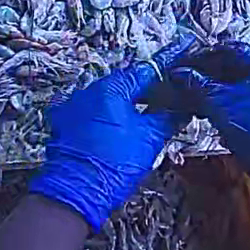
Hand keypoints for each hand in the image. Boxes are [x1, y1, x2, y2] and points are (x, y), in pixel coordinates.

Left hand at [28, 38, 196, 229]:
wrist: (76, 191)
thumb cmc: (114, 163)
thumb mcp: (149, 139)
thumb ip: (168, 119)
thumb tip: (184, 109)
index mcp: (111, 88)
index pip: (145, 71)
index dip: (165, 68)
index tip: (180, 57)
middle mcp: (89, 92)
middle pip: (126, 84)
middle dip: (148, 91)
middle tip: (170, 97)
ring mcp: (74, 108)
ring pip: (109, 99)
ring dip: (128, 105)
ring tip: (148, 116)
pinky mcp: (65, 125)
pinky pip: (94, 113)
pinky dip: (110, 117)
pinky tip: (122, 129)